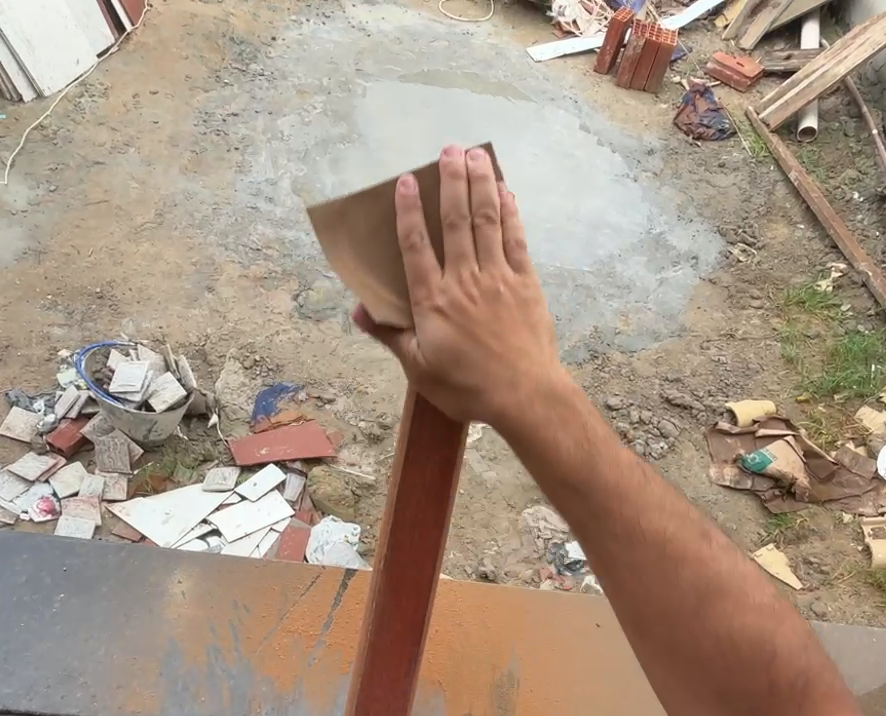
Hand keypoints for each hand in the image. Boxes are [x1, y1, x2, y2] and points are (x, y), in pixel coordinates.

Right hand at [352, 145, 566, 431]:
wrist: (523, 396)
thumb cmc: (467, 389)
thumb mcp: (420, 370)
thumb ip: (391, 336)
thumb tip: (359, 311)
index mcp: (433, 301)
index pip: (415, 246)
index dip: (409, 211)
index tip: (407, 181)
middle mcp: (464, 280)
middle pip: (456, 220)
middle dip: (451, 181)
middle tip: (448, 149)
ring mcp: (498, 278)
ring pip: (487, 221)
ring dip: (481, 184)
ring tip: (477, 154)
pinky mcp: (526, 284)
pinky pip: (516, 239)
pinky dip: (511, 213)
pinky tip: (507, 192)